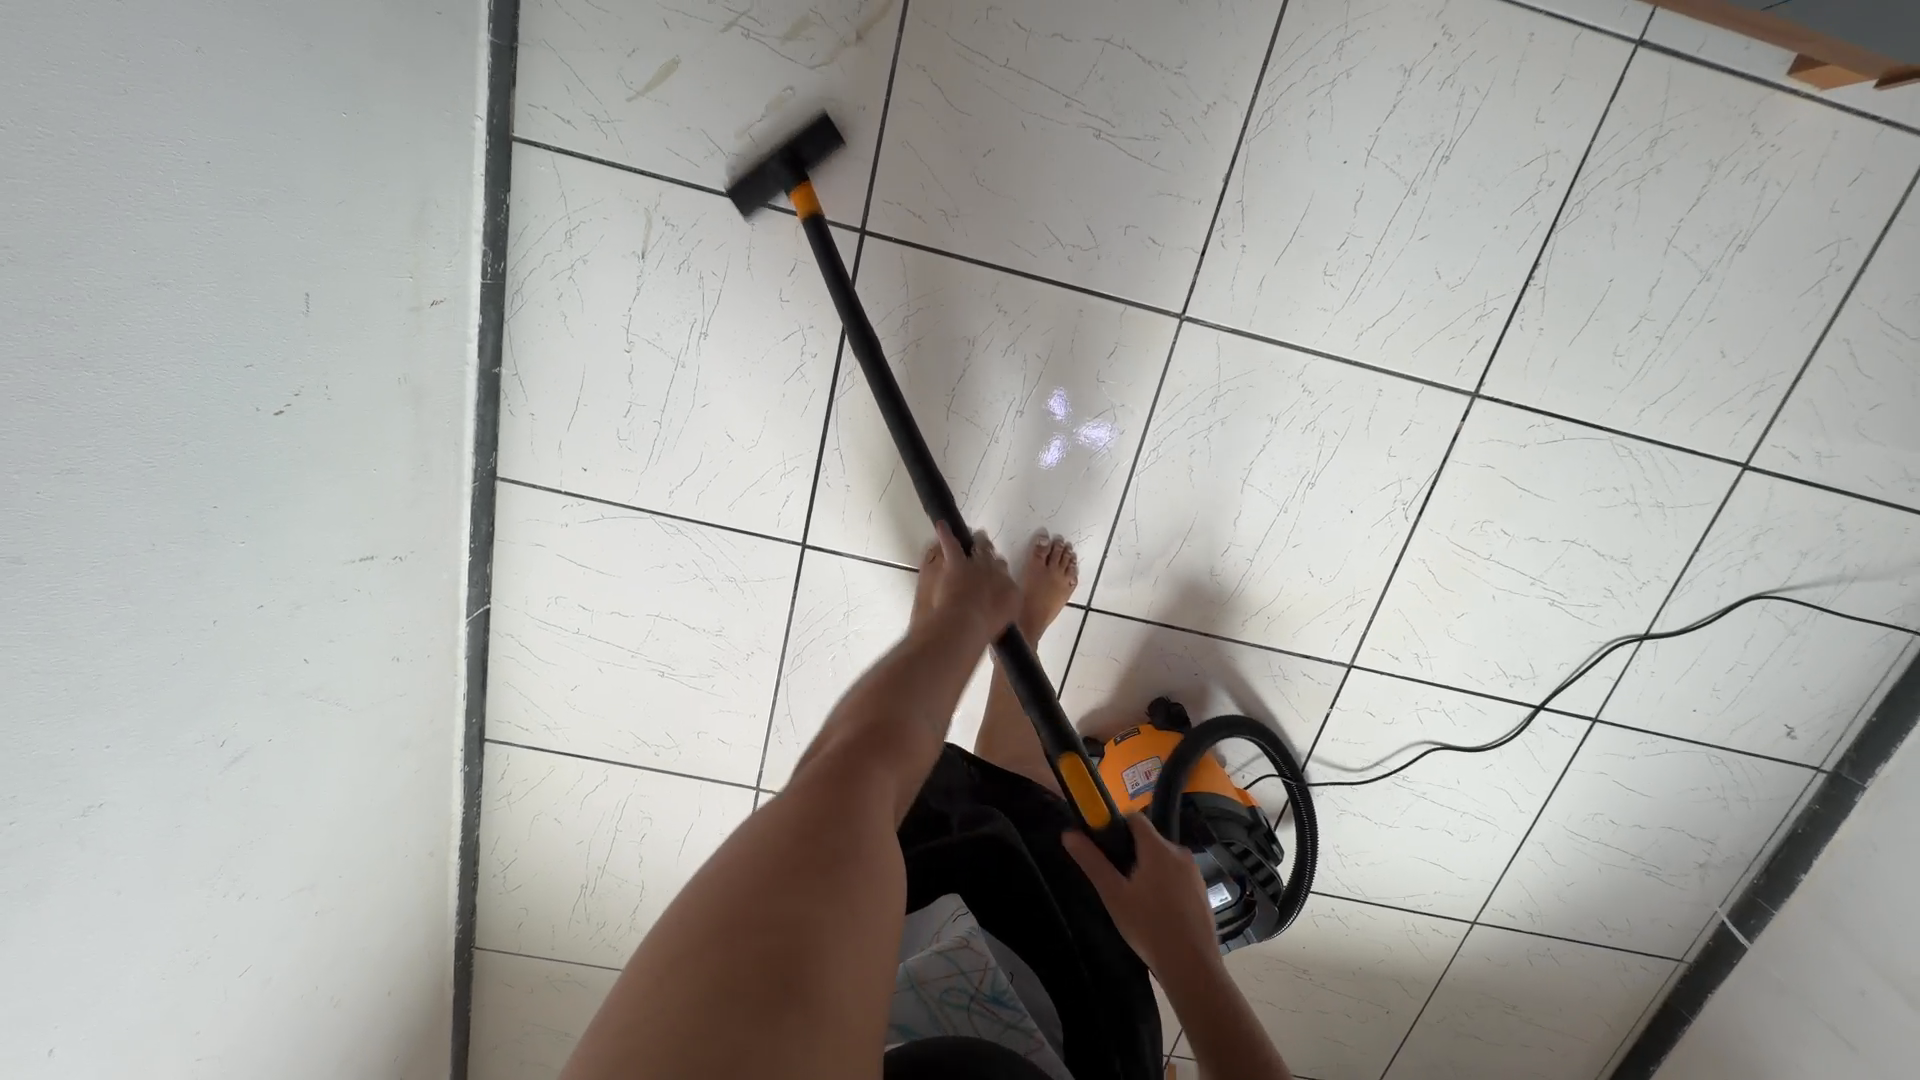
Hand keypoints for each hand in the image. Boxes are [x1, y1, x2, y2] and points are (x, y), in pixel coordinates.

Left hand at [927, 522, 1018, 635]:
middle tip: (987, 550)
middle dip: (991, 554)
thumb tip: (1002, 605)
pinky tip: (941, 524)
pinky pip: (951, 544)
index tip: (995, 573)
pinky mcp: (957, 563)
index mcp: (1010, 588)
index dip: (999, 572)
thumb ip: (1004, 608)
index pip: (1005, 575)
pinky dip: (946, 533)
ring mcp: (976, 565)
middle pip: (995, 559)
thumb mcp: (1004, 619)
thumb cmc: (986, 626)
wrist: (967, 620)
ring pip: (979, 548)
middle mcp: (996, 572)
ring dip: (978, 541)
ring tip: (976, 535)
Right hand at [1062, 814, 1219, 977]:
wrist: (1192, 967)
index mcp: (1158, 848)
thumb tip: (1068, 834)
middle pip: (1149, 840)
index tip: (1104, 846)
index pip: (1135, 818)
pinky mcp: (1203, 892)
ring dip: (1149, 869)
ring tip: (1135, 899)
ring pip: (1164, 859)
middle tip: (1116, 880)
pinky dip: (1165, 884)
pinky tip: (1157, 911)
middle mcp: (1180, 853)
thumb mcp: (1113, 895)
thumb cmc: (1148, 926)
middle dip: (1131, 853)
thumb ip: (1092, 862)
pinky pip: (1178, 877)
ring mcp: (1195, 873)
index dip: (1117, 826)